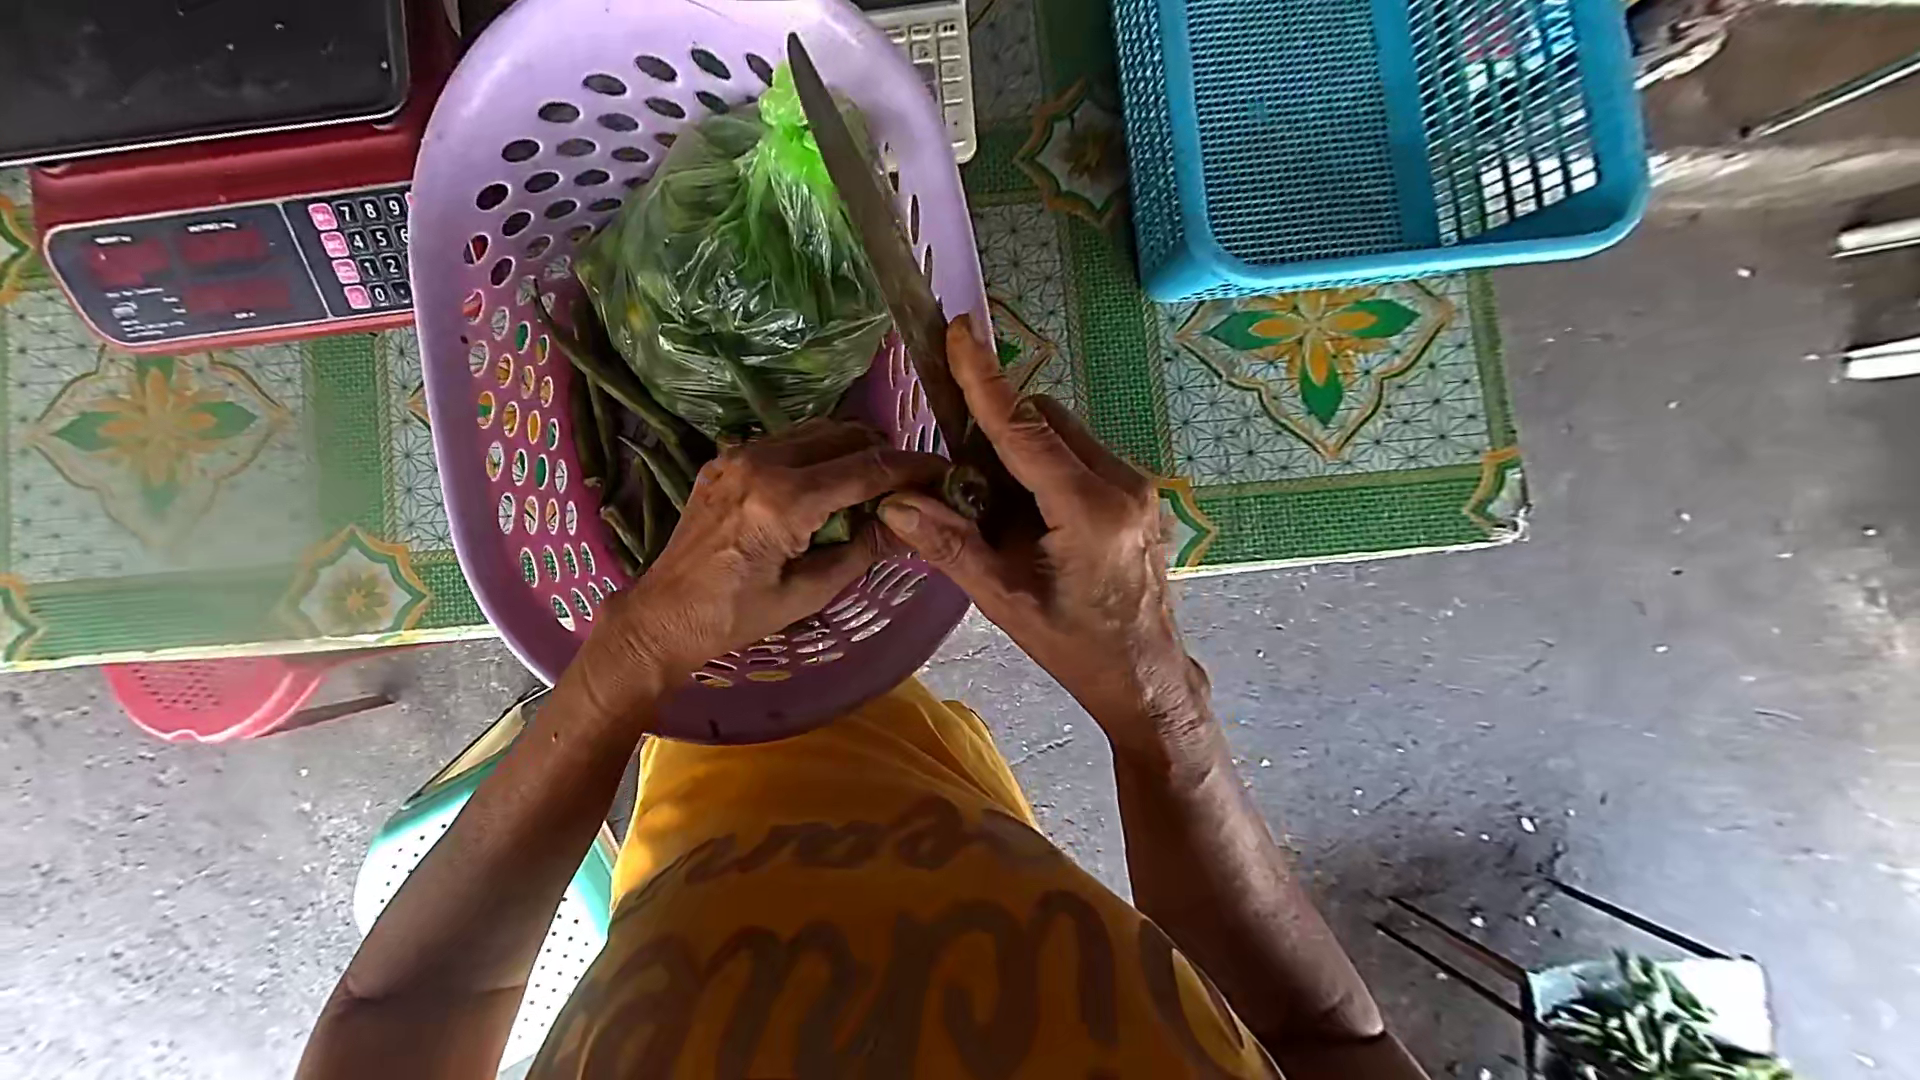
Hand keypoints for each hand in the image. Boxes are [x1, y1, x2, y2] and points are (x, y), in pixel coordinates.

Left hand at [569, 419, 946, 717]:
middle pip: (847, 435)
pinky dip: (820, 451)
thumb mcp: (810, 592)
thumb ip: (864, 550)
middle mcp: (762, 462)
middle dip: (885, 454)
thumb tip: (913, 523)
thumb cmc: (738, 616)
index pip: (867, 469)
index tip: (942, 470)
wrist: (664, 616)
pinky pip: (790, 439)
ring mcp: (739, 454)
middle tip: (909, 481)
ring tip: (874, 480)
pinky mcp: (727, 457)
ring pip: (819, 429)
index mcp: (784, 501)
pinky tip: (828, 480)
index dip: (912, 468)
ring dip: (854, 448)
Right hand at [877, 316, 1210, 758]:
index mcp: (1090, 513)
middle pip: (1048, 419)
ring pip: (1066, 432)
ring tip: (1002, 507)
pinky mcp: (1140, 493)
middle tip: (966, 478)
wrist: (1145, 675)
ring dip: (1024, 448)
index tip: (958, 331)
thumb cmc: (1075, 649)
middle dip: (1000, 427)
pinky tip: (1034, 512)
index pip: (1027, 432)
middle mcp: (1124, 485)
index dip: (986, 380)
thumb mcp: (1005, 602)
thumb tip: (894, 501)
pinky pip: (1082, 453)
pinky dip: (1048, 464)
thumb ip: (951, 547)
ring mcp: (1139, 486)